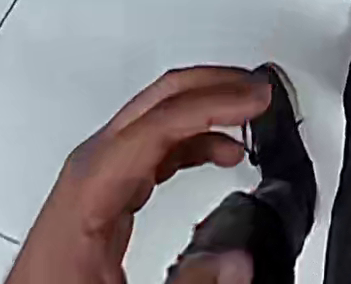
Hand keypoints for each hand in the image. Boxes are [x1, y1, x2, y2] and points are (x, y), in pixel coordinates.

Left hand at [8, 66, 272, 283]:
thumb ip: (187, 282)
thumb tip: (240, 262)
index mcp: (93, 183)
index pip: (161, 121)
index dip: (213, 104)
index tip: (253, 100)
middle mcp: (94, 164)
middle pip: (160, 99)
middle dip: (214, 87)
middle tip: (257, 90)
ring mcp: (99, 169)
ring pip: (160, 114)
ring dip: (207, 107)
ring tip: (249, 112)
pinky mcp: (107, 183)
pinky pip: (156, 142)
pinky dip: (194, 137)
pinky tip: (222, 149)